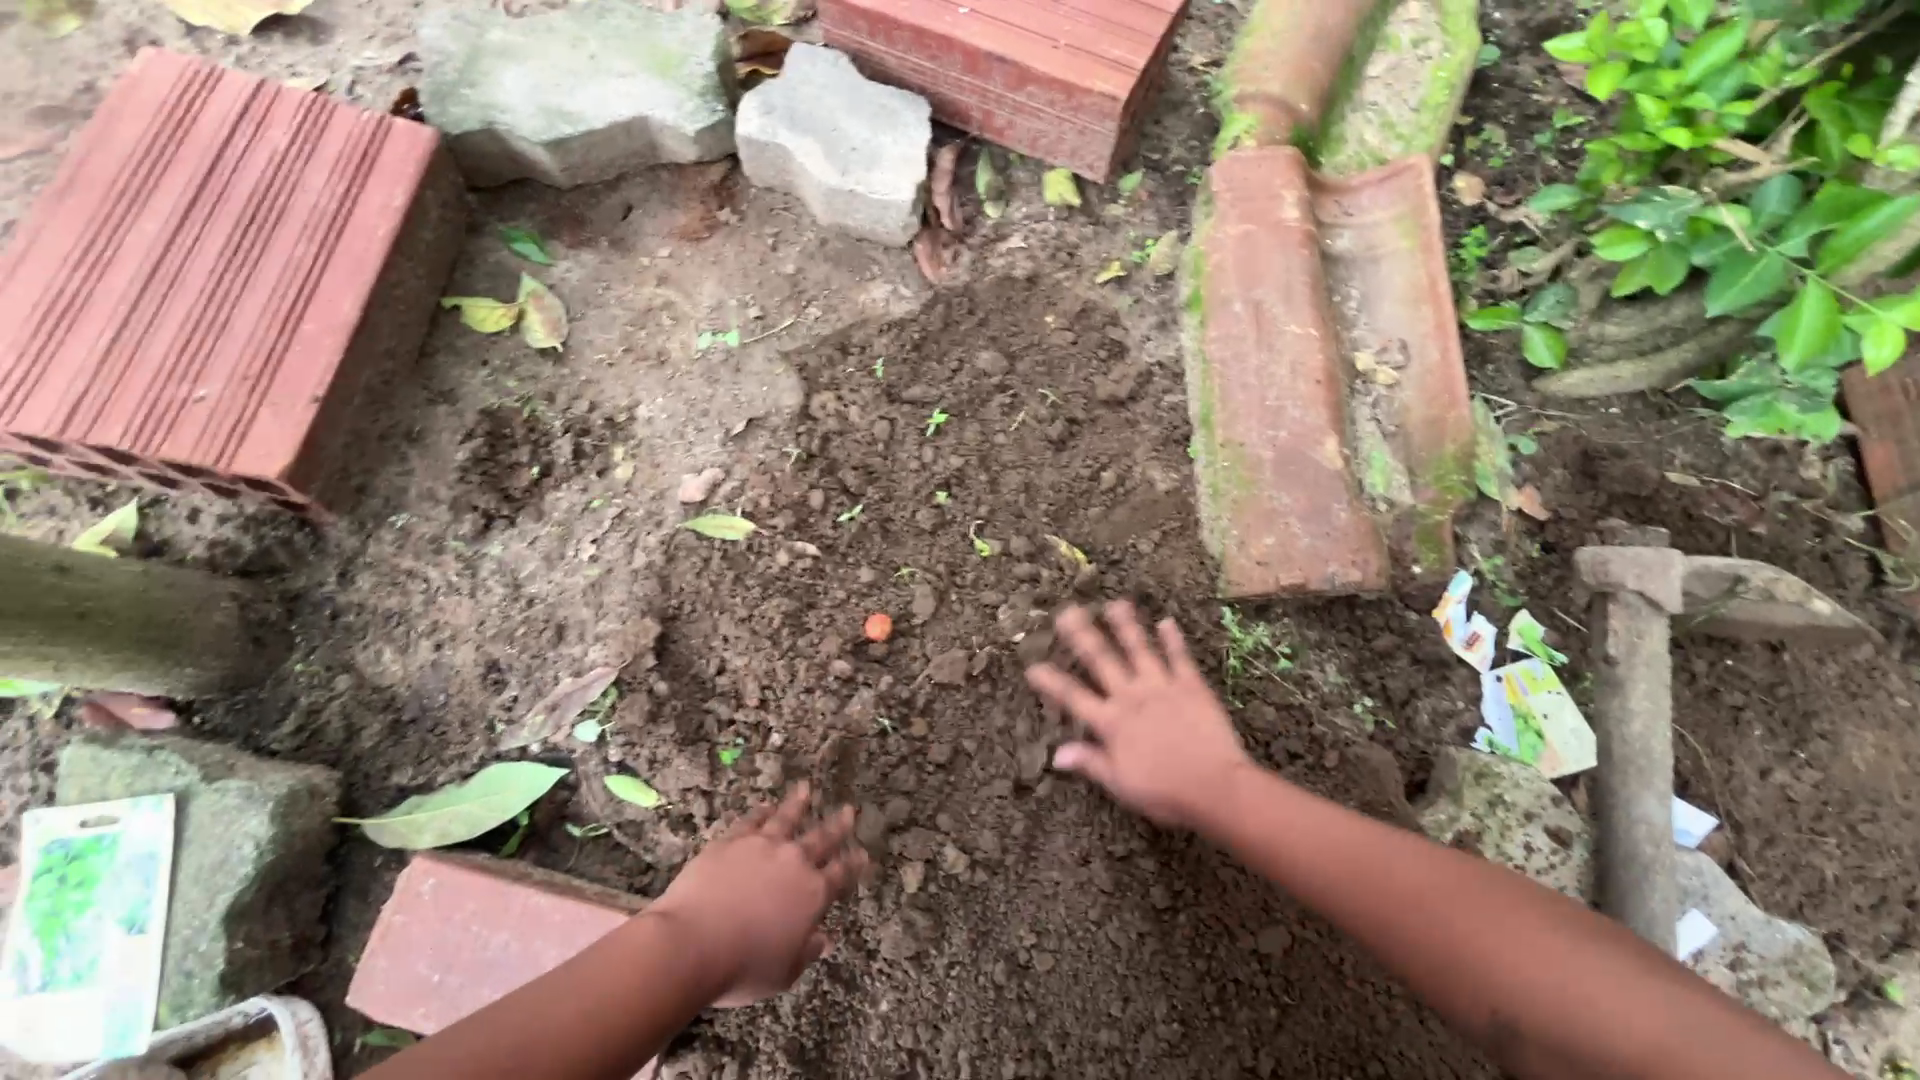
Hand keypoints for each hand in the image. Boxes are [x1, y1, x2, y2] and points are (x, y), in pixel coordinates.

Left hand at [647, 783, 867, 1007]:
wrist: (693, 943)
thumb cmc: (743, 967)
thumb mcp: (783, 973)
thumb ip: (806, 952)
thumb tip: (824, 939)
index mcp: (813, 894)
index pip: (841, 874)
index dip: (854, 864)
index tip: (863, 853)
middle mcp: (794, 862)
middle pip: (821, 838)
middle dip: (837, 825)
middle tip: (848, 810)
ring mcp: (762, 846)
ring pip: (787, 818)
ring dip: (798, 804)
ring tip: (805, 789)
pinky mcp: (732, 840)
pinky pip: (751, 820)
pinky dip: (761, 811)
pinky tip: (765, 805)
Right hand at [1025, 601, 1251, 829]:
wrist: (1215, 786)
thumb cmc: (1165, 792)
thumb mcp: (1120, 784)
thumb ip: (1090, 762)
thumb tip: (1057, 753)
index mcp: (1111, 723)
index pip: (1073, 697)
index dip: (1051, 681)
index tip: (1032, 665)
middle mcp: (1132, 697)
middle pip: (1102, 660)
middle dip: (1082, 635)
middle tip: (1067, 611)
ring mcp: (1162, 688)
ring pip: (1139, 650)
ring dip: (1125, 626)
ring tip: (1114, 603)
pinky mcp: (1192, 687)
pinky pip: (1180, 658)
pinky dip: (1173, 640)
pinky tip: (1167, 622)